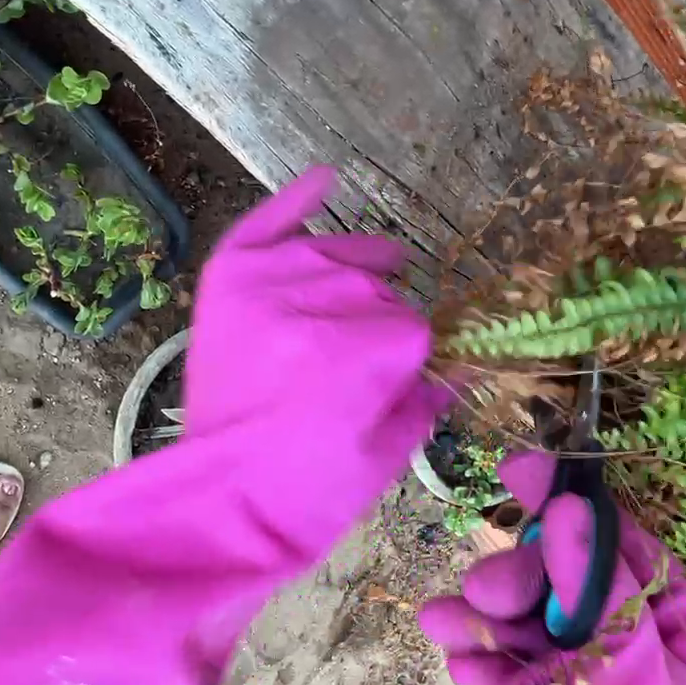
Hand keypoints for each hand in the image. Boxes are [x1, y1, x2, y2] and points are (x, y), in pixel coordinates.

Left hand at [183, 165, 445, 535]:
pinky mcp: (226, 284)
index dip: (413, 355)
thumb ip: (427, 399)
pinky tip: (328, 180)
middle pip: (376, 289)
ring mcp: (263, 289)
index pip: (415, 326)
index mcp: (358, 356)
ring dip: (354, 275)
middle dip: (380, 324)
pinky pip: (265, 225)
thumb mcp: (385, 457)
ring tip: (370, 283)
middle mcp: (311, 309)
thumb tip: (464, 365)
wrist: (221, 504)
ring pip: (333, 259)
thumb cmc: (308, 496)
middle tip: (359, 366)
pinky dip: (294, 203)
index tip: (403, 376)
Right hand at [419, 451, 685, 684]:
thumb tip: (570, 507)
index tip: (517, 469)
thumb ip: (601, 590)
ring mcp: (571, 662)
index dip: (567, 503)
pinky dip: (477, 654)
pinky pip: (497, 654)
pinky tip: (462, 668)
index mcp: (666, 621)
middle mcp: (617, 630)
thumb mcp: (637, 676)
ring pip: (518, 610)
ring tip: (444, 623)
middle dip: (516, 573)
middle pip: (554, 570)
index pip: (614, 540)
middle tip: (485, 590)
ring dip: (480, 613)